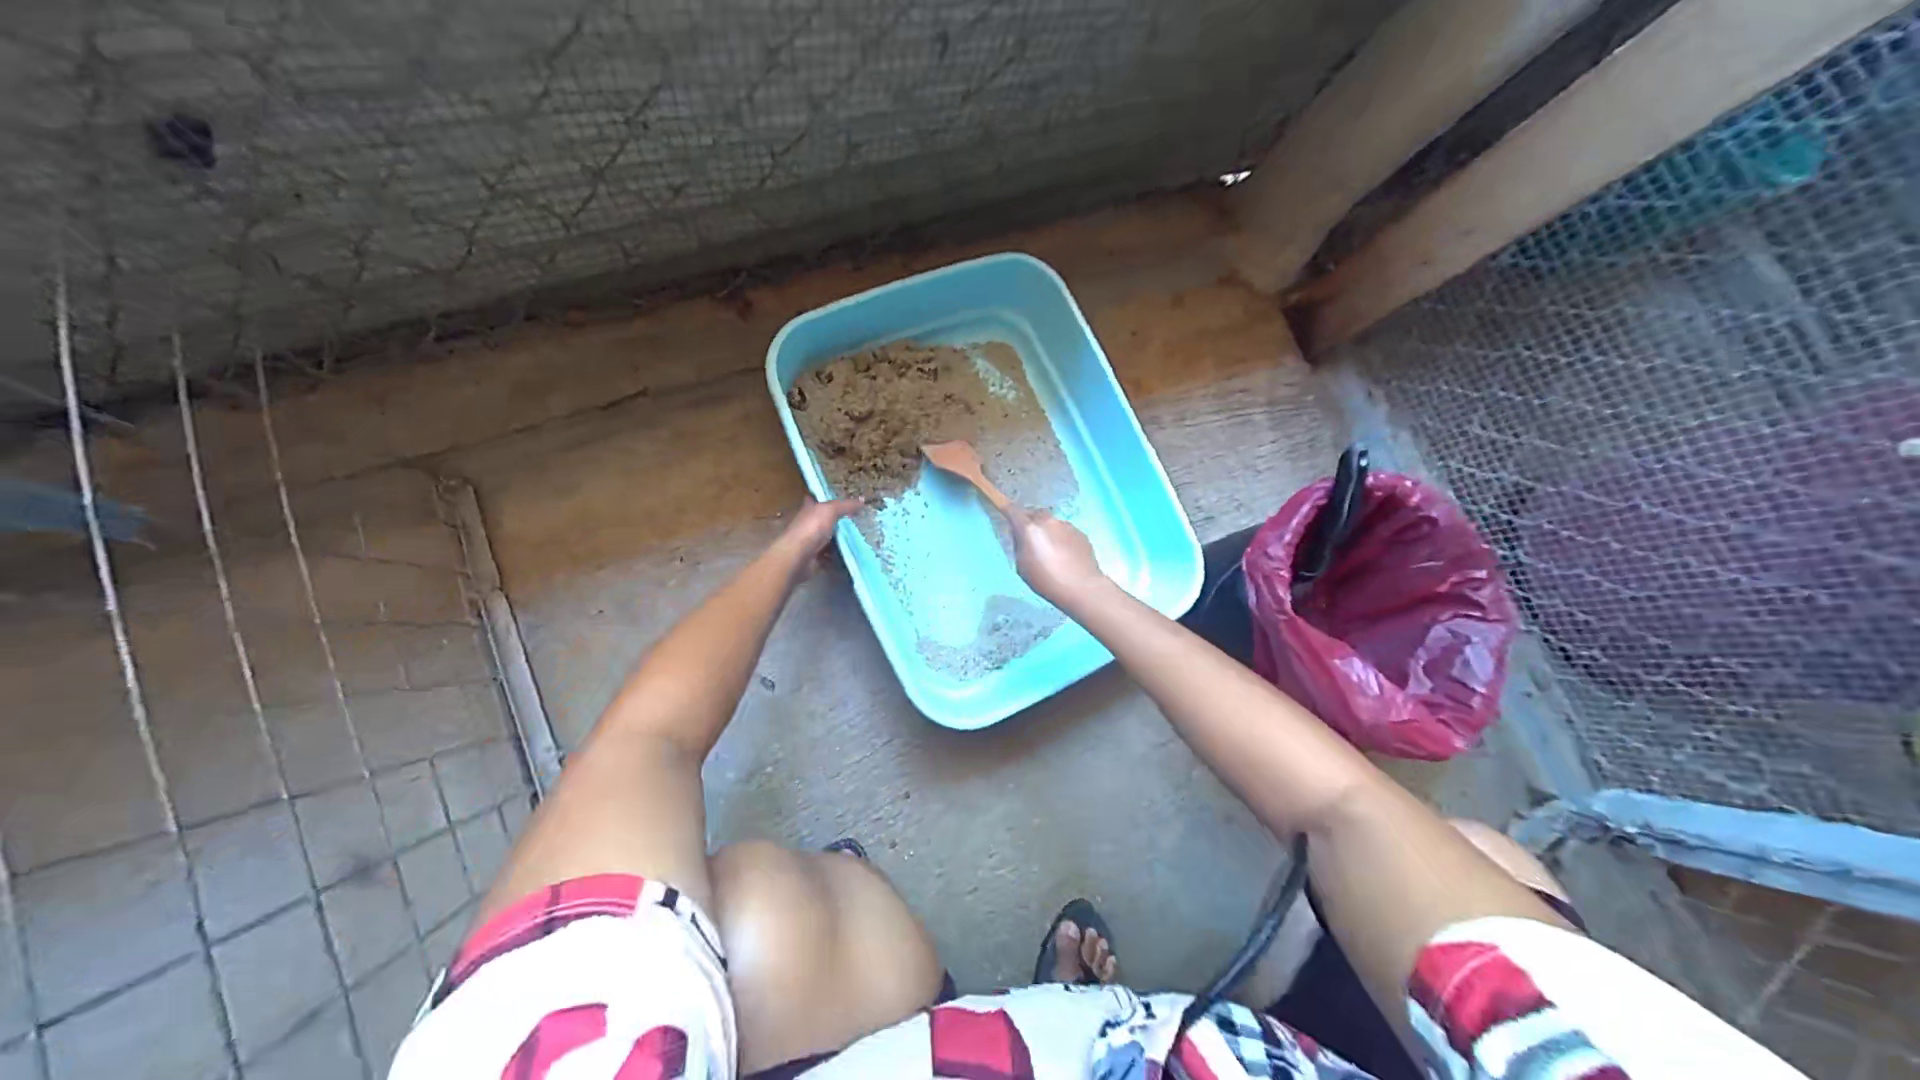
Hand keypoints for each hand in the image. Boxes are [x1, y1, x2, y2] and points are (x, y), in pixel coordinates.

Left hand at [777, 496, 862, 566]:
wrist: (798, 556)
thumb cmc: (811, 528)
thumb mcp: (830, 510)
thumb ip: (845, 505)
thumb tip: (862, 500)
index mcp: (808, 510)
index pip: (816, 501)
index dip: (826, 500)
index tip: (840, 502)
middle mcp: (808, 525)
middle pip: (824, 521)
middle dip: (838, 522)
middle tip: (856, 522)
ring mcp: (810, 543)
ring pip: (828, 540)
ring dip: (839, 541)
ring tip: (858, 539)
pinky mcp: (814, 558)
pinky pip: (830, 556)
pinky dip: (838, 556)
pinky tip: (850, 555)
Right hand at [1008, 507, 1106, 602]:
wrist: (1082, 587)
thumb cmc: (1046, 580)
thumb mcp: (1021, 566)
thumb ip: (1019, 546)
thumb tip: (1021, 536)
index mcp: (1029, 528)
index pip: (1012, 510)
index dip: (1006, 509)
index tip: (1003, 508)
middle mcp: (1048, 521)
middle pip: (1034, 514)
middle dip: (1029, 522)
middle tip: (1028, 539)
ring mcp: (1066, 525)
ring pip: (1051, 523)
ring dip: (1047, 531)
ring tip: (1050, 552)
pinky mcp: (1080, 533)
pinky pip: (1065, 531)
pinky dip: (1061, 538)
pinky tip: (1065, 556)